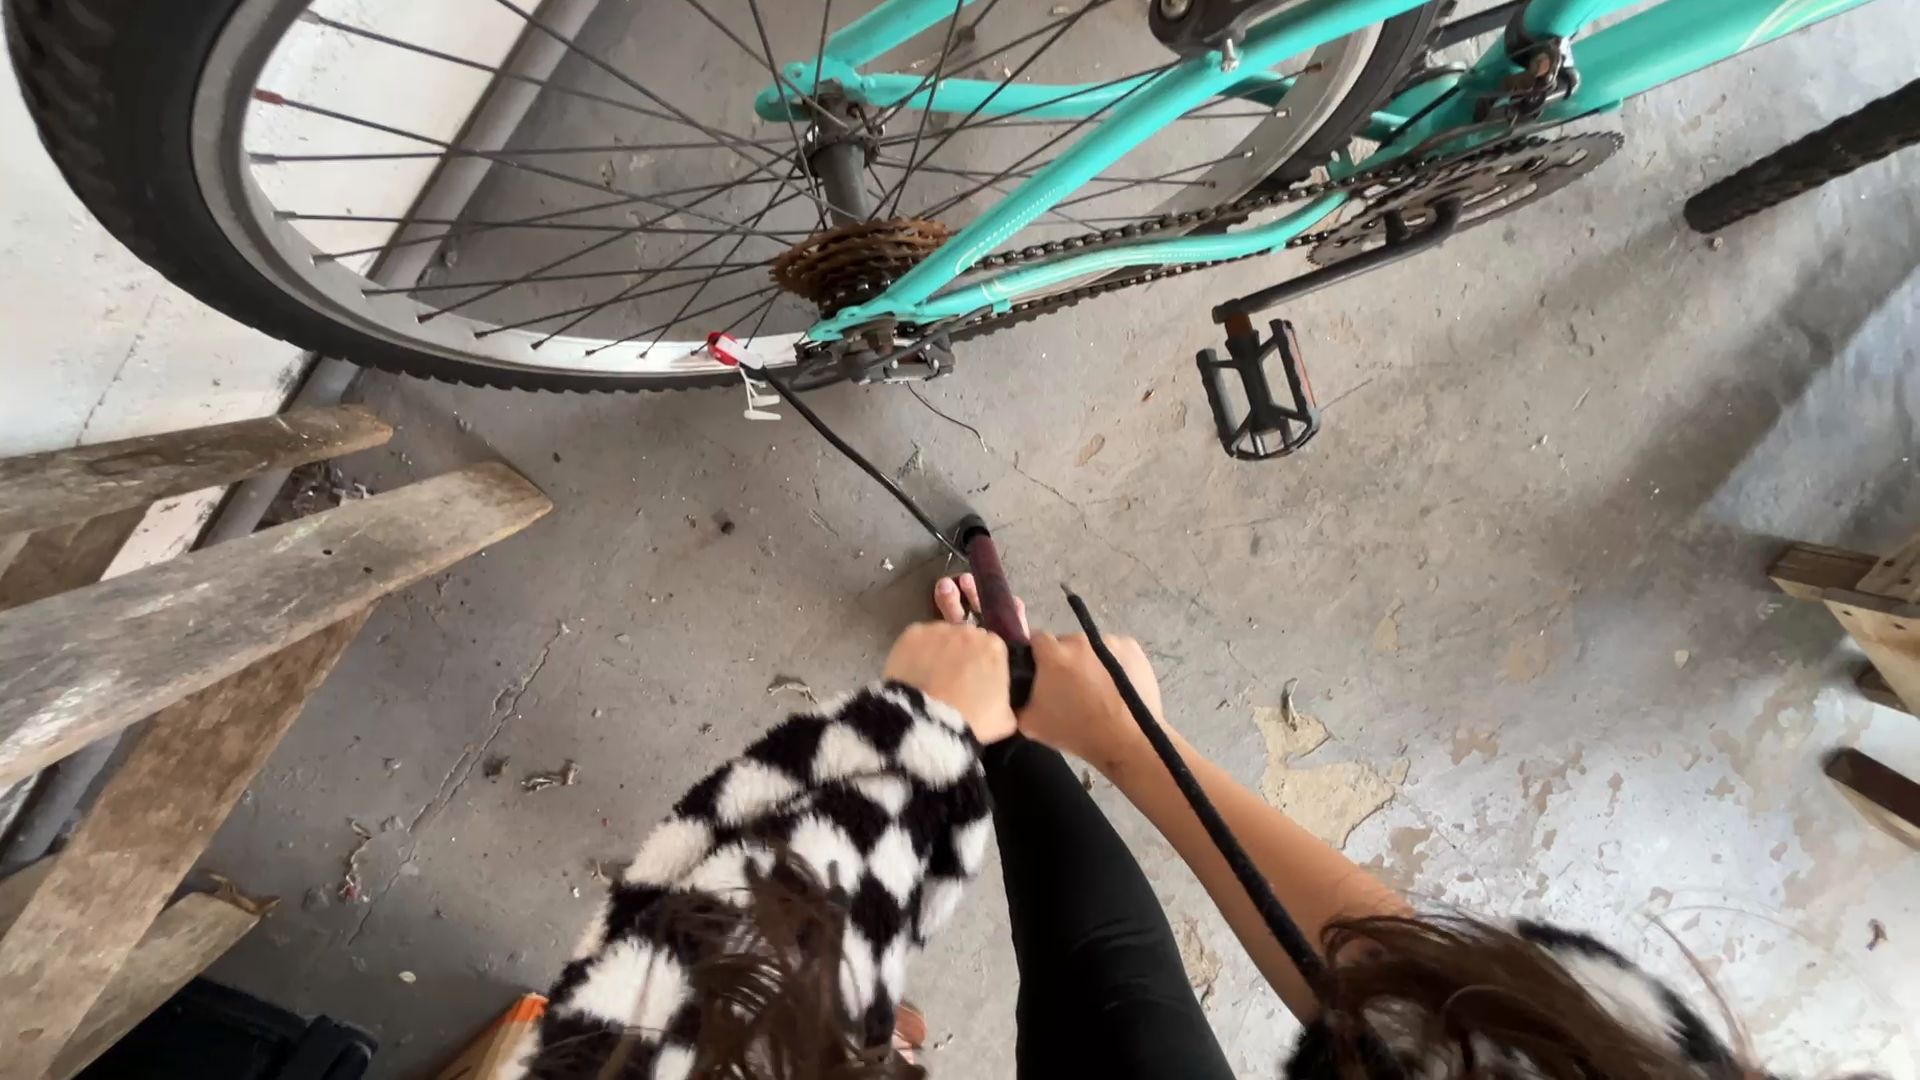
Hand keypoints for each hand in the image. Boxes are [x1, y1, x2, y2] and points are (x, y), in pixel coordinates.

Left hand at [882, 622, 1016, 743]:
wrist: (927, 722)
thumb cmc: (971, 721)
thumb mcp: (1004, 720)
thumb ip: (1009, 704)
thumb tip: (1004, 704)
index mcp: (995, 647)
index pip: (993, 648)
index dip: (984, 664)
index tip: (977, 680)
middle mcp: (969, 630)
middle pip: (968, 638)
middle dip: (964, 654)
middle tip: (954, 679)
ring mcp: (939, 630)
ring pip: (942, 637)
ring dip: (940, 651)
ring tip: (931, 677)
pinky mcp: (912, 633)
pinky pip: (918, 640)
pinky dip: (916, 652)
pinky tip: (913, 671)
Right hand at [1021, 632, 1162, 769]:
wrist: (1126, 741)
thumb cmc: (1076, 732)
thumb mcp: (1032, 724)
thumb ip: (1016, 703)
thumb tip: (1011, 695)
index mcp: (1053, 654)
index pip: (1036, 639)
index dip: (1037, 654)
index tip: (1041, 670)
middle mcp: (1079, 641)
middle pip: (1065, 643)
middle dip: (1064, 659)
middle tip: (1070, 685)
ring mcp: (1109, 641)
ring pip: (1092, 647)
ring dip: (1090, 661)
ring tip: (1098, 688)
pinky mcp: (1132, 648)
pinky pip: (1115, 650)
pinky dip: (1113, 662)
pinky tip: (1116, 684)